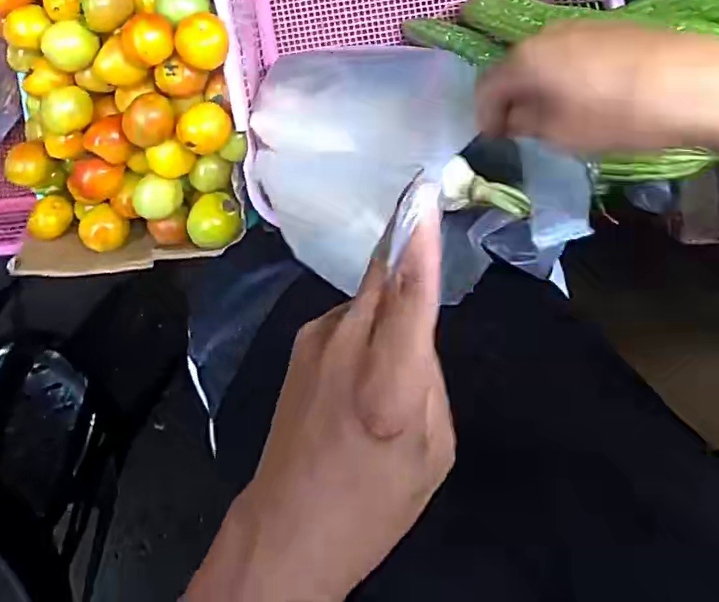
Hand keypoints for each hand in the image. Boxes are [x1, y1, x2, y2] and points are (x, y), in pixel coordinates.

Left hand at [187, 192, 454, 601]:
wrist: (286, 523)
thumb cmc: (373, 501)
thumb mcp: (432, 450)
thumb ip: (428, 377)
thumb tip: (416, 332)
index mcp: (386, 378)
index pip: (408, 294)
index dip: (419, 243)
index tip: (423, 195)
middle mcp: (344, 342)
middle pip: (384, 278)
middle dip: (406, 250)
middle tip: (424, 223)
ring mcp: (314, 337)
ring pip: (367, 299)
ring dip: (388, 308)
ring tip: (392, 362)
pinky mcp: (298, 341)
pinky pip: (348, 318)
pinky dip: (366, 329)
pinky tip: (363, 372)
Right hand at [474, 20, 718, 157]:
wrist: (706, 84)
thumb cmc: (624, 115)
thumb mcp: (565, 134)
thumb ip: (526, 124)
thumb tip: (513, 118)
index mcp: (525, 58)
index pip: (486, 86)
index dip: (485, 116)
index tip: (494, 139)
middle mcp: (545, 34)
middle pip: (514, 67)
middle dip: (512, 98)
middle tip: (521, 128)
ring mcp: (580, 25)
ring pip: (544, 57)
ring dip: (541, 85)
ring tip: (558, 113)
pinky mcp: (612, 26)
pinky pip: (572, 51)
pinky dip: (567, 73)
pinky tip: (591, 95)